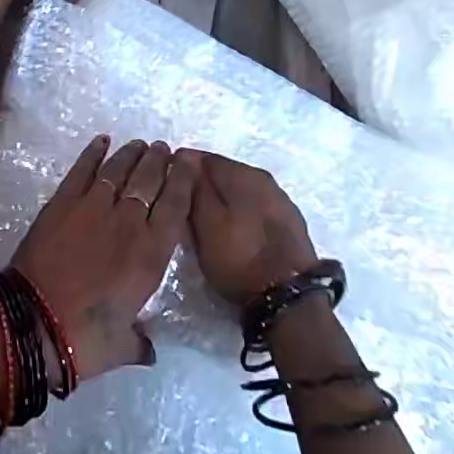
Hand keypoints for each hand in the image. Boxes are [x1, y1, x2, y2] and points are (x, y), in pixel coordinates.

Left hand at [8, 137, 194, 379]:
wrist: (33, 322)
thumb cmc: (84, 338)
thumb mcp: (122, 346)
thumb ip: (140, 343)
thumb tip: (149, 351)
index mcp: (151, 255)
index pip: (176, 207)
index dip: (184, 180)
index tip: (189, 162)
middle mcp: (127, 224)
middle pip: (149, 181)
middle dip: (159, 161)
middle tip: (163, 148)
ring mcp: (92, 209)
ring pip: (118, 171)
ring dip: (131, 155)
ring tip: (139, 145)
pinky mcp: (61, 204)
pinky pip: (82, 171)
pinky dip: (92, 153)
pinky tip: (101, 141)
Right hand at [176, 151, 319, 305]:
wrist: (289, 296)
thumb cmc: (239, 258)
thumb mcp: (205, 222)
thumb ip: (195, 187)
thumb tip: (185, 157)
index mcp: (243, 174)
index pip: (202, 157)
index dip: (180, 168)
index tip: (164, 186)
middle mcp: (264, 179)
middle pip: (222, 172)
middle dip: (201, 184)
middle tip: (180, 206)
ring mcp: (280, 201)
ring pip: (238, 190)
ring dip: (220, 199)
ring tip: (202, 219)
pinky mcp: (288, 223)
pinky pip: (253, 206)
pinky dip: (237, 211)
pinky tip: (229, 229)